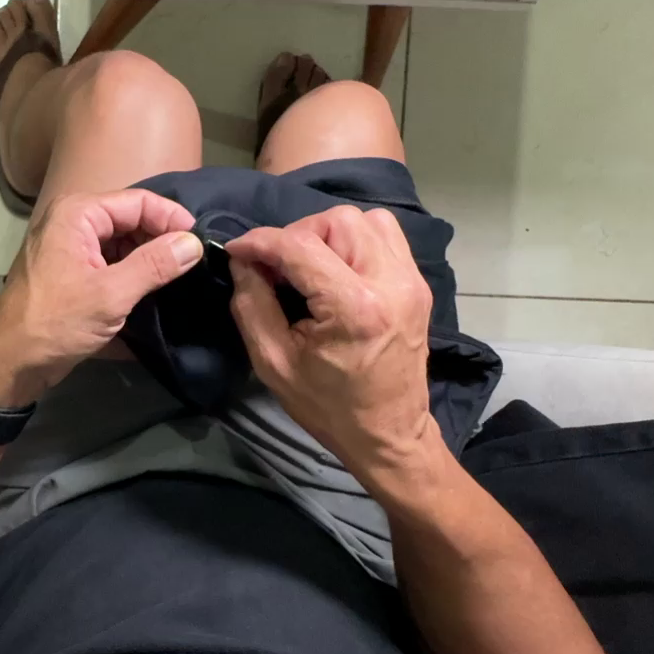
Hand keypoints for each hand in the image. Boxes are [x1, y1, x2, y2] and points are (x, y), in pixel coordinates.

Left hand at [0, 189, 201, 407]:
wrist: (10, 362)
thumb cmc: (55, 323)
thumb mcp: (111, 295)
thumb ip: (154, 265)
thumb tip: (193, 244)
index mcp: (77, 214)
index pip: (138, 201)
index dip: (172, 218)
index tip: (200, 242)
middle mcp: (72, 222)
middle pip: (129, 218)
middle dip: (161, 237)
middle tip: (192, 263)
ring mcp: (70, 247)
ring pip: (121, 241)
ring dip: (148, 256)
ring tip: (179, 276)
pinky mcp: (71, 272)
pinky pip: (109, 260)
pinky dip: (131, 270)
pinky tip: (153, 288)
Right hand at [226, 205, 437, 476]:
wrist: (388, 433)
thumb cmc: (327, 406)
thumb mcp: (272, 361)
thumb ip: (251, 303)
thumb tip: (243, 260)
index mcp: (354, 308)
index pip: (300, 246)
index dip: (260, 241)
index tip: (235, 251)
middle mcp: (391, 283)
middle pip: (338, 221)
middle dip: (297, 234)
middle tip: (277, 266)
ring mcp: (411, 280)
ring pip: (366, 220)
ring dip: (328, 233)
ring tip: (307, 265)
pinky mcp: (418, 283)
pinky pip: (384, 236)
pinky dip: (353, 241)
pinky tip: (334, 269)